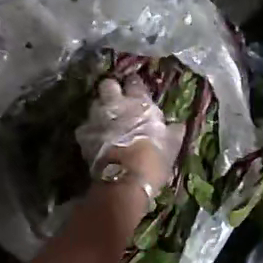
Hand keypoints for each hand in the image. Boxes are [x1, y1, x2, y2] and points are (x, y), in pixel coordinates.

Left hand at [76, 77, 183, 201]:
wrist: (125, 180)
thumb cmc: (153, 160)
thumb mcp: (171, 146)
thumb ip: (173, 131)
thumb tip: (178, 125)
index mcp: (139, 102)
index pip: (135, 82)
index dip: (135, 85)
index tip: (136, 91)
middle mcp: (115, 103)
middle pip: (107, 85)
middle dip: (111, 90)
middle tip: (117, 102)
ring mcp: (96, 117)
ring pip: (94, 104)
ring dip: (100, 111)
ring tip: (105, 122)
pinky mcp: (83, 134)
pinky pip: (85, 127)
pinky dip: (90, 132)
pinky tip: (95, 140)